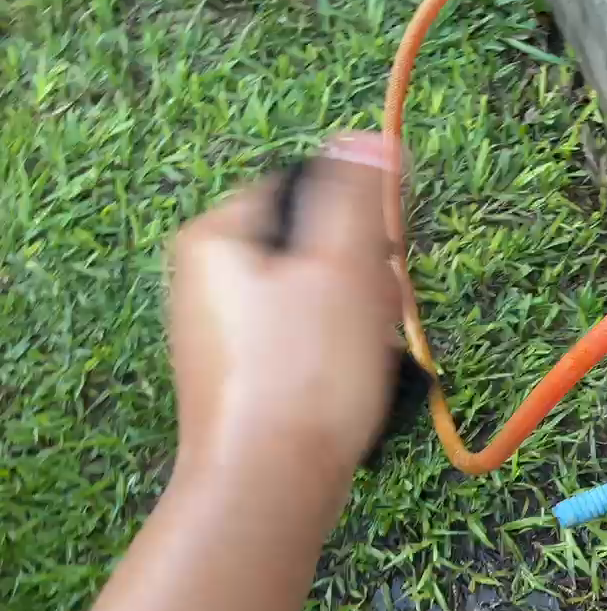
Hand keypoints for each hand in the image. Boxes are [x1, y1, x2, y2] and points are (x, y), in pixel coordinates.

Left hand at [167, 133, 403, 487]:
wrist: (277, 472)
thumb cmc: (311, 367)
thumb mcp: (342, 268)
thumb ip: (357, 198)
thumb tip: (373, 138)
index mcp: (219, 239)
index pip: (306, 190)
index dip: (361, 218)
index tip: (388, 257)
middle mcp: (213, 275)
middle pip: (318, 242)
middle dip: (367, 272)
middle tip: (382, 310)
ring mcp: (230, 325)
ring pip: (324, 290)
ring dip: (366, 310)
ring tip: (374, 348)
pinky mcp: (254, 366)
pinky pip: (315, 330)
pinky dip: (348, 343)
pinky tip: (359, 372)